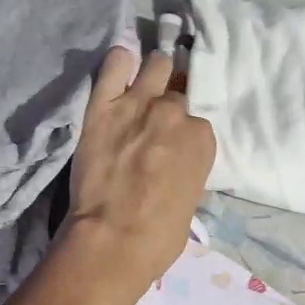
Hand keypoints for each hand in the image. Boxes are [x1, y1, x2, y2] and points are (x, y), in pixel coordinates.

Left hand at [61, 45, 215, 285]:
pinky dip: (119, 64)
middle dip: (168, 109)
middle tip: (154, 127)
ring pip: (155, 66)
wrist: (112, 240)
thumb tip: (175, 172)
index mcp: (202, 140)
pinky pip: (115, 63)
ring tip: (141, 94)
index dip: (183, 137)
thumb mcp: (189, 207)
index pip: (197, 124)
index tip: (172, 150)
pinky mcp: (102, 106)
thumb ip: (186, 176)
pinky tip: (119, 73)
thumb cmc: (157, 239)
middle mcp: (175, 113)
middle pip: (176, 95)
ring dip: (152, 77)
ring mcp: (138, 104)